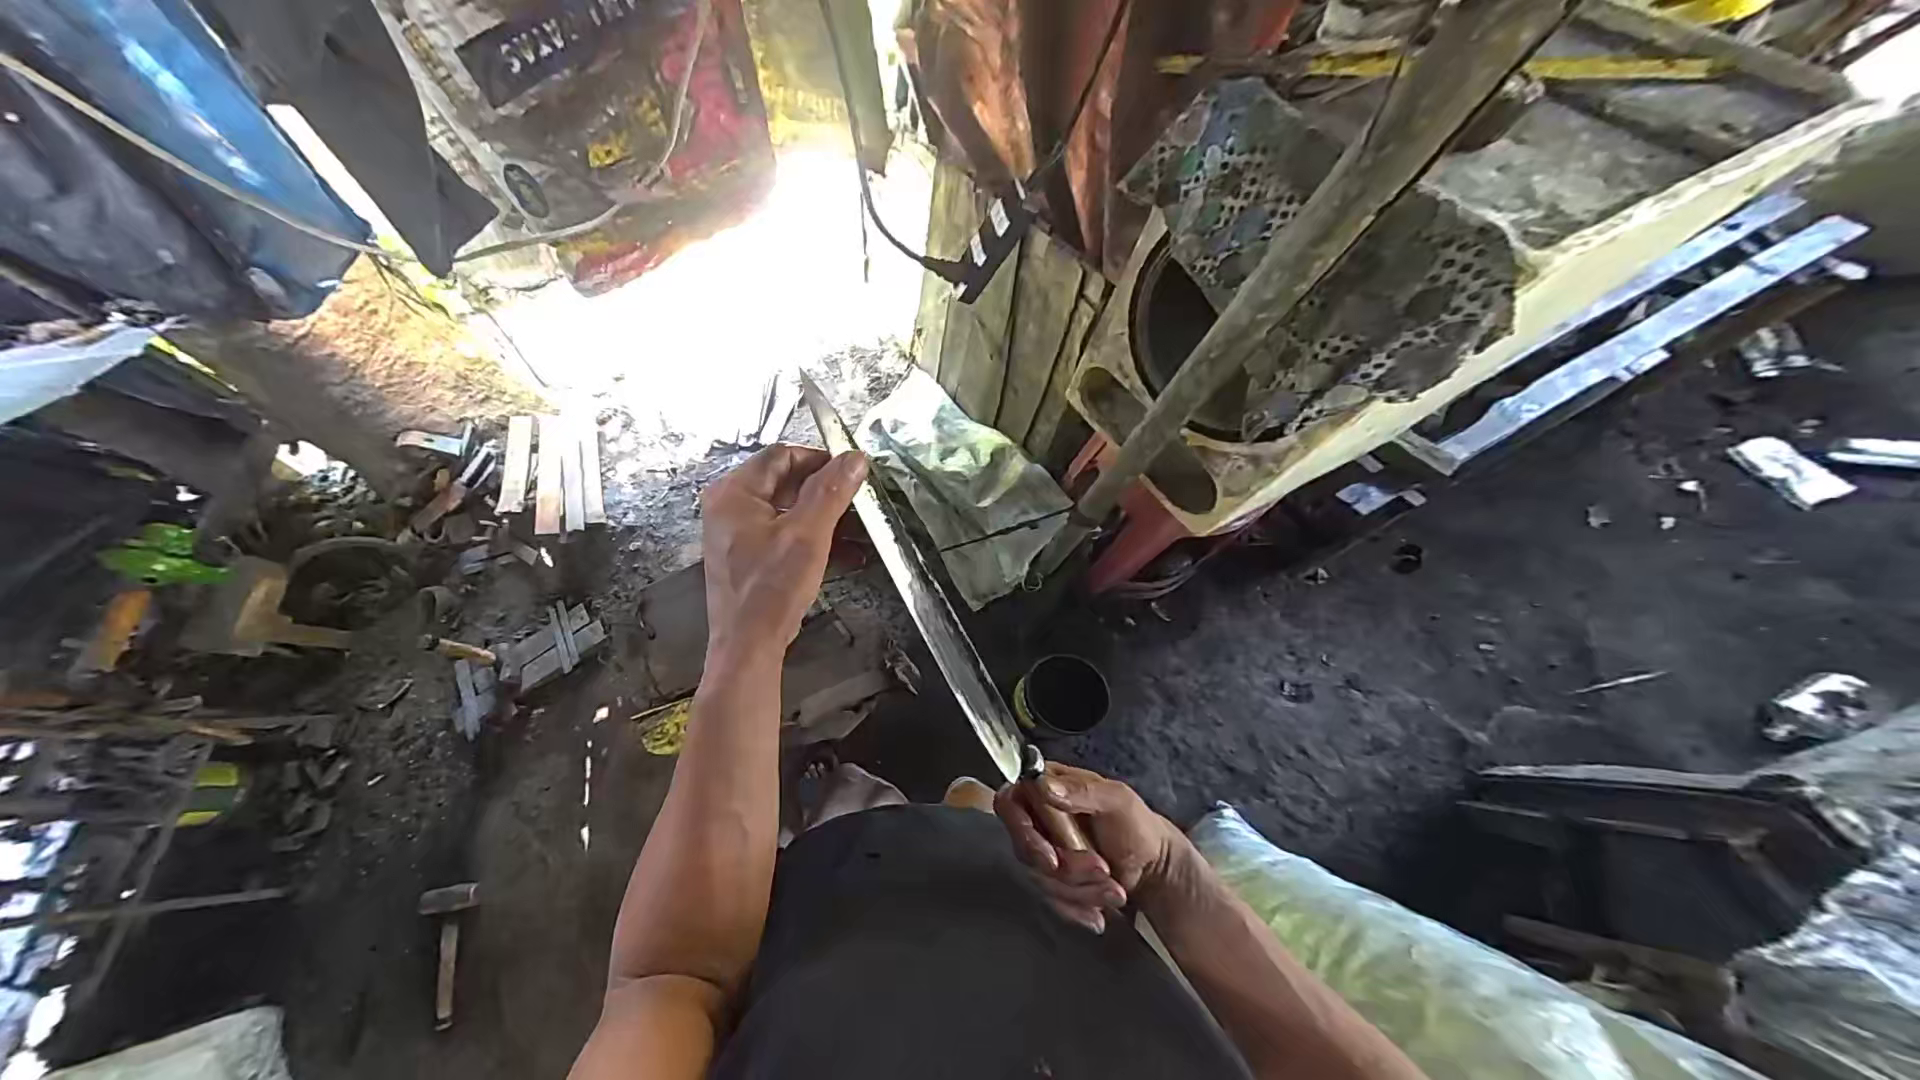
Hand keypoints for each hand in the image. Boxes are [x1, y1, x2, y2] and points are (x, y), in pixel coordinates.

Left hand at [701, 444, 866, 655]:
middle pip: (786, 483)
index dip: (820, 459)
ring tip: (861, 530)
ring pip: (790, 512)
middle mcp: (730, 508)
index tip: (851, 471)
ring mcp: (738, 535)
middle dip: (827, 492)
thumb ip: (831, 491)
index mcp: (734, 493)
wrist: (749, 646)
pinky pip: (786, 536)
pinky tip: (847, 554)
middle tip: (859, 500)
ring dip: (826, 519)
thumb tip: (854, 459)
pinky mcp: (750, 558)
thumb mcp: (808, 534)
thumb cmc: (770, 589)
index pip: (781, 455)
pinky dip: (814, 540)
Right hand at [994, 763, 1182, 933]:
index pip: (1009, 803)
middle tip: (1103, 869)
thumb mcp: (1116, 800)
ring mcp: (1042, 849)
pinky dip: (1078, 907)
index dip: (1022, 832)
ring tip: (1114, 887)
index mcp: (1046, 786)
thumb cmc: (1136, 825)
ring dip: (1081, 888)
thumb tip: (1043, 786)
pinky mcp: (1050, 879)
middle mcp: (1036, 817)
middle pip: (1025, 849)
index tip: (1051, 858)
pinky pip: (1050, 900)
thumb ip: (1081, 790)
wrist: (1154, 868)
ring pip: (1040, 878)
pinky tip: (1101, 909)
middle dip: (1068, 869)